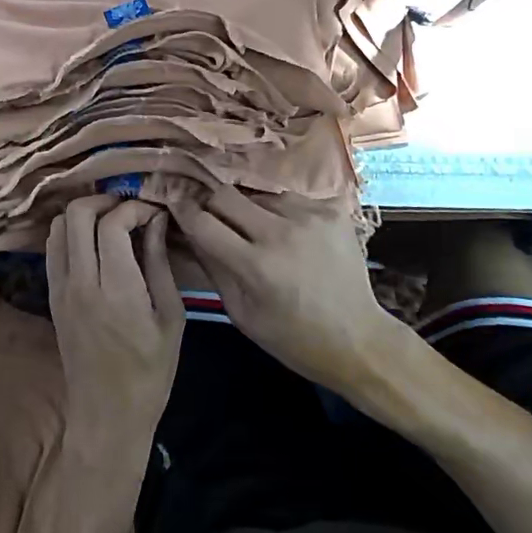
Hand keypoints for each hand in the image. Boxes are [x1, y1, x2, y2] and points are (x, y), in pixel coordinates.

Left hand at [46, 195, 183, 449]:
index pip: (111, 223)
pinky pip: (54, 247)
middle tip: (132, 211)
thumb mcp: (171, 316)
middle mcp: (80, 283)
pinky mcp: (51, 296)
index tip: (155, 214)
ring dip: (86, 214)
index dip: (135, 208)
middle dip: (106, 201)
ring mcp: (59, 289)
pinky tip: (97, 242)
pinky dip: (73, 233)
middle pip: (77, 214)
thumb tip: (157, 220)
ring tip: (115, 223)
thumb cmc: (150, 370)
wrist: (107, 415)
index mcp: (115, 290)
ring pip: (59, 226)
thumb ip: (159, 263)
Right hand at [166, 186, 410, 396]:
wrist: (357, 337)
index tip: (174, 202)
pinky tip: (288, 234)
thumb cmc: (292, 338)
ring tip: (256, 231)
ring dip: (248, 208)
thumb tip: (186, 231)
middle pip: (227, 195)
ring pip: (259, 194)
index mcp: (256, 265)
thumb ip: (213, 267)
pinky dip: (280, 212)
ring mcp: (310, 215)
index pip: (204, 221)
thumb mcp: (242, 313)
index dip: (183, 210)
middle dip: (211, 202)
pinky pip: (290, 199)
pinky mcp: (331, 209)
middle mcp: (282, 231)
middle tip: (208, 212)